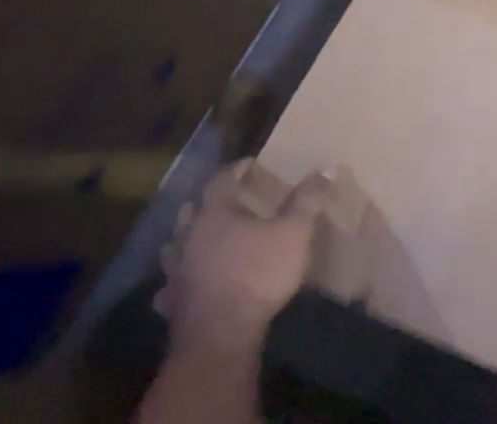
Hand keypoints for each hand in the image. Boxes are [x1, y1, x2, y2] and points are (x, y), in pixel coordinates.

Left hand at [156, 161, 330, 351]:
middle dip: (208, 202)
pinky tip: (188, 282)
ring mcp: (175, 271)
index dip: (235, 170)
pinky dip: (180, 278)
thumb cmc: (260, 272)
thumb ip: (308, 199)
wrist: (221, 332)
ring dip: (188, 238)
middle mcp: (188, 238)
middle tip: (227, 199)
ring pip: (175, 246)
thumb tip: (325, 167)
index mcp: (215, 216)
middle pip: (191, 211)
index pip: (220, 182)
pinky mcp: (172, 301)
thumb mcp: (296, 231)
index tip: (250, 164)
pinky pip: (171, 284)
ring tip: (203, 237)